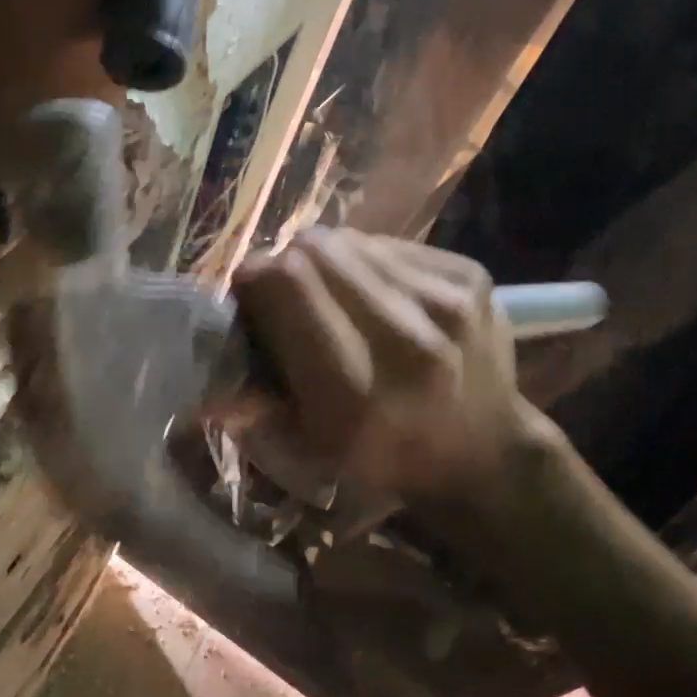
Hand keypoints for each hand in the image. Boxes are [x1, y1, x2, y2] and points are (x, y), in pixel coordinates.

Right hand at [231, 227, 566, 524]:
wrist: (486, 452)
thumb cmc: (382, 456)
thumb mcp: (307, 446)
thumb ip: (253, 396)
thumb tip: (210, 354)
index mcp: (354, 390)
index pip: (283, 284)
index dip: (252, 279)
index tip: (247, 298)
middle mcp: (404, 338)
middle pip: (313, 251)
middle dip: (285, 264)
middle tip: (285, 293)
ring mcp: (446, 302)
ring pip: (349, 239)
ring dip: (326, 260)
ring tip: (332, 294)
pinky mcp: (470, 277)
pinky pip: (389, 243)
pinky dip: (368, 261)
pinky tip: (376, 295)